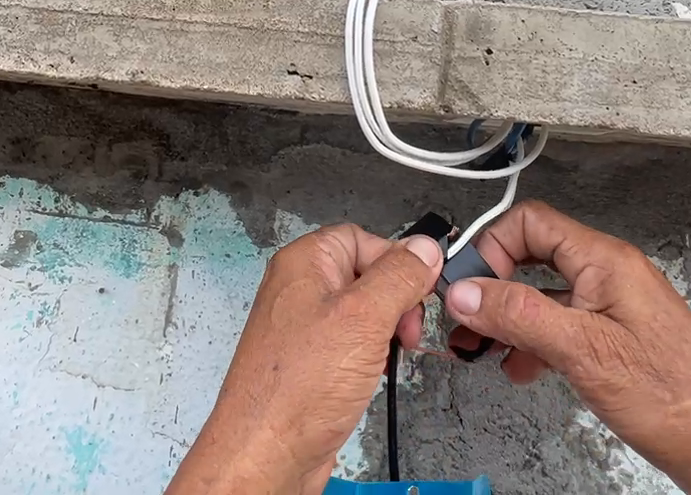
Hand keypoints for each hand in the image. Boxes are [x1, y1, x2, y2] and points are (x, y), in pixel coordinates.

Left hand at [168, 224, 443, 494]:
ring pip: (361, 309)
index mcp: (305, 262)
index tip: (420, 287)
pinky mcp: (310, 358)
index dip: (394, 260)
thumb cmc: (296, 387)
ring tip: (390, 354)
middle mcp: (300, 287)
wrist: (267, 452)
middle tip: (406, 327)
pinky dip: (370, 353)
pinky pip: (351, 340)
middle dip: (395, 299)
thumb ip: (397, 277)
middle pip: (364, 272)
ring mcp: (303, 324)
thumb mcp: (363, 318)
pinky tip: (374, 373)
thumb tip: (423, 248)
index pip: (361, 237)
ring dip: (385, 329)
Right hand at [445, 201, 690, 494]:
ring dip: (508, 317)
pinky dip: (534, 341)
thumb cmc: (676, 401)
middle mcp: (608, 273)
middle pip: (532, 255)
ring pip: (544, 293)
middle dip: (492, 284)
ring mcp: (615, 306)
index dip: (492, 247)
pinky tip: (521, 368)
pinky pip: (562, 323)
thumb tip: (460, 292)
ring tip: (481, 350)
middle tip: (463, 319)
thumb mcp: (583, 352)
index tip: (468, 287)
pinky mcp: (619, 339)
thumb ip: (517, 315)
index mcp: (603, 260)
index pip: (529, 222)